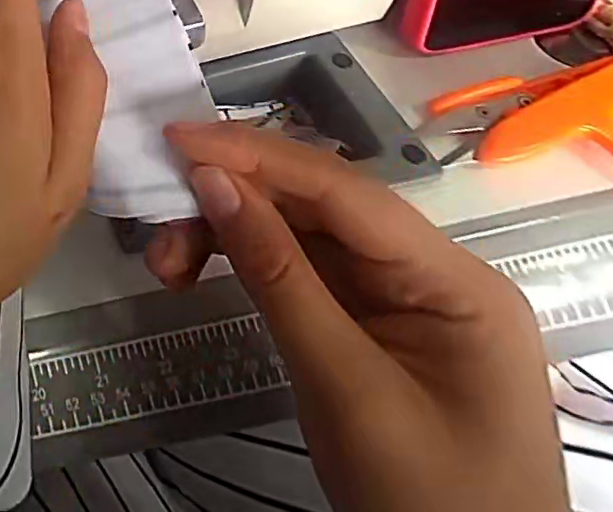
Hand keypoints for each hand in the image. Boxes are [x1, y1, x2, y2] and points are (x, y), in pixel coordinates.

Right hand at [155, 123, 566, 511]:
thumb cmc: (425, 504)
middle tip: (161, 211)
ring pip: (297, 233)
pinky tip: (197, 268)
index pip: (342, 189)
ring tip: (166, 260)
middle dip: (232, 200)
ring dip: (227, 233)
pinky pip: (296, 267)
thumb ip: (277, 275)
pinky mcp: (364, 315)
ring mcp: (394, 292)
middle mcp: (424, 267)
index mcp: (451, 277)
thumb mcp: (345, 390)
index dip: (257, 154)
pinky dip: (243, 262)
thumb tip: (212, 182)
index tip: (181, 138)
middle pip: (316, 206)